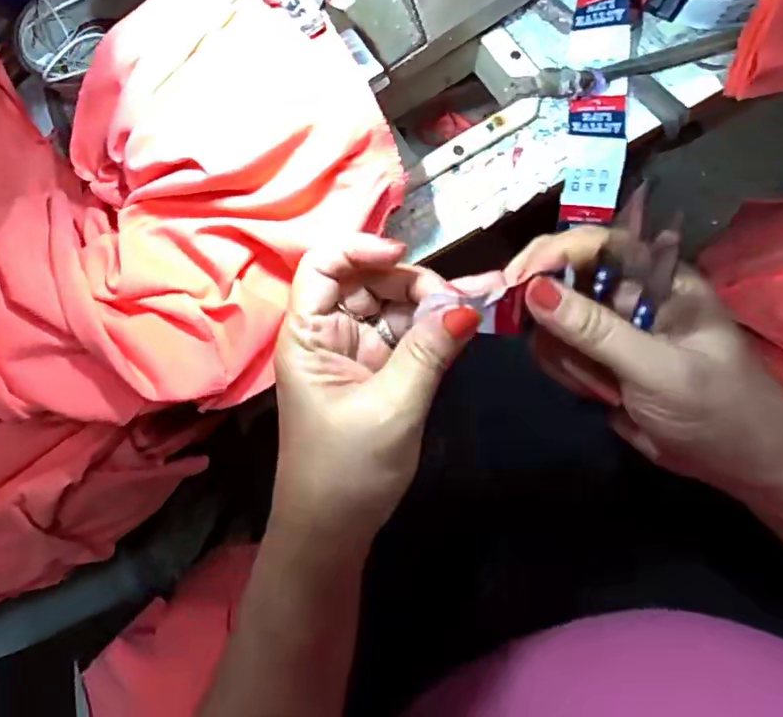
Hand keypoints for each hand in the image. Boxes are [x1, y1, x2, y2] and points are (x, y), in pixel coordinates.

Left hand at [271, 235, 481, 547]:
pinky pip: (405, 333)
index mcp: (308, 334)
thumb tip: (467, 305)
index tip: (402, 254)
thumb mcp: (393, 408)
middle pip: (366, 280)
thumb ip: (429, 353)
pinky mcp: (377, 367)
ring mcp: (354, 348)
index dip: (357, 248)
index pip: (321, 266)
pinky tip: (465, 317)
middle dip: (410, 281)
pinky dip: (433, 326)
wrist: (333, 533)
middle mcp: (327, 332)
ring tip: (475, 301)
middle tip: (457, 297)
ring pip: (390, 304)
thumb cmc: (346, 471)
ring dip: (429, 301)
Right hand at [506, 227, 782, 496]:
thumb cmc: (721, 411)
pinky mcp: (597, 353)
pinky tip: (600, 395)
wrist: (748, 470)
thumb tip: (532, 289)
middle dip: (556, 322)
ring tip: (604, 389)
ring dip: (565, 356)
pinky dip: (567, 372)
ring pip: (550, 318)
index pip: (591, 243)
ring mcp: (610, 322)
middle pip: (559, 278)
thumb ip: (595, 330)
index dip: (549, 254)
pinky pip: (555, 348)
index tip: (515, 284)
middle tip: (575, 362)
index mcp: (657, 276)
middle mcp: (628, 289)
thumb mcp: (658, 370)